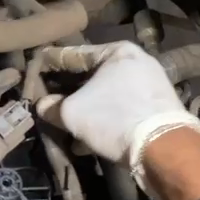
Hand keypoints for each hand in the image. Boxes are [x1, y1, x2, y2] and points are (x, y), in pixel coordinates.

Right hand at [36, 42, 199, 189]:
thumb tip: (42, 106)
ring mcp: (151, 85)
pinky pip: (122, 110)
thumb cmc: (113, 119)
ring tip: (68, 129)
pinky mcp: (158, 108)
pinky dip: (105, 121)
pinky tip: (88, 142)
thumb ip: (51, 107)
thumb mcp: (71, 113)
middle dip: (70, 92)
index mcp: (117, 51)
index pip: (74, 54)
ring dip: (87, 111)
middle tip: (50, 100)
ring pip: (107, 96)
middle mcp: (138, 62)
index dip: (51, 64)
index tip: (35, 69)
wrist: (164, 149)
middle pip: (92, 77)